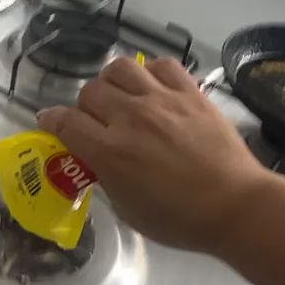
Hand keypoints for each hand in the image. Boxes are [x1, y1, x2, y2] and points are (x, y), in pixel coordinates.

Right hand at [37, 57, 278, 254]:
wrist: (235, 206)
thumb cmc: (179, 219)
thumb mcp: (127, 208)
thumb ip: (106, 175)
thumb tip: (97, 157)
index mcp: (110, 151)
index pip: (65, 122)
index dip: (51, 120)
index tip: (49, 122)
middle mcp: (130, 118)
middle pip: (90, 91)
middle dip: (84, 106)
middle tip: (95, 120)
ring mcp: (162, 100)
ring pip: (120, 68)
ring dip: (112, 82)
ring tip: (121, 96)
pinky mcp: (191, 93)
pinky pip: (162, 65)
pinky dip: (150, 73)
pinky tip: (153, 88)